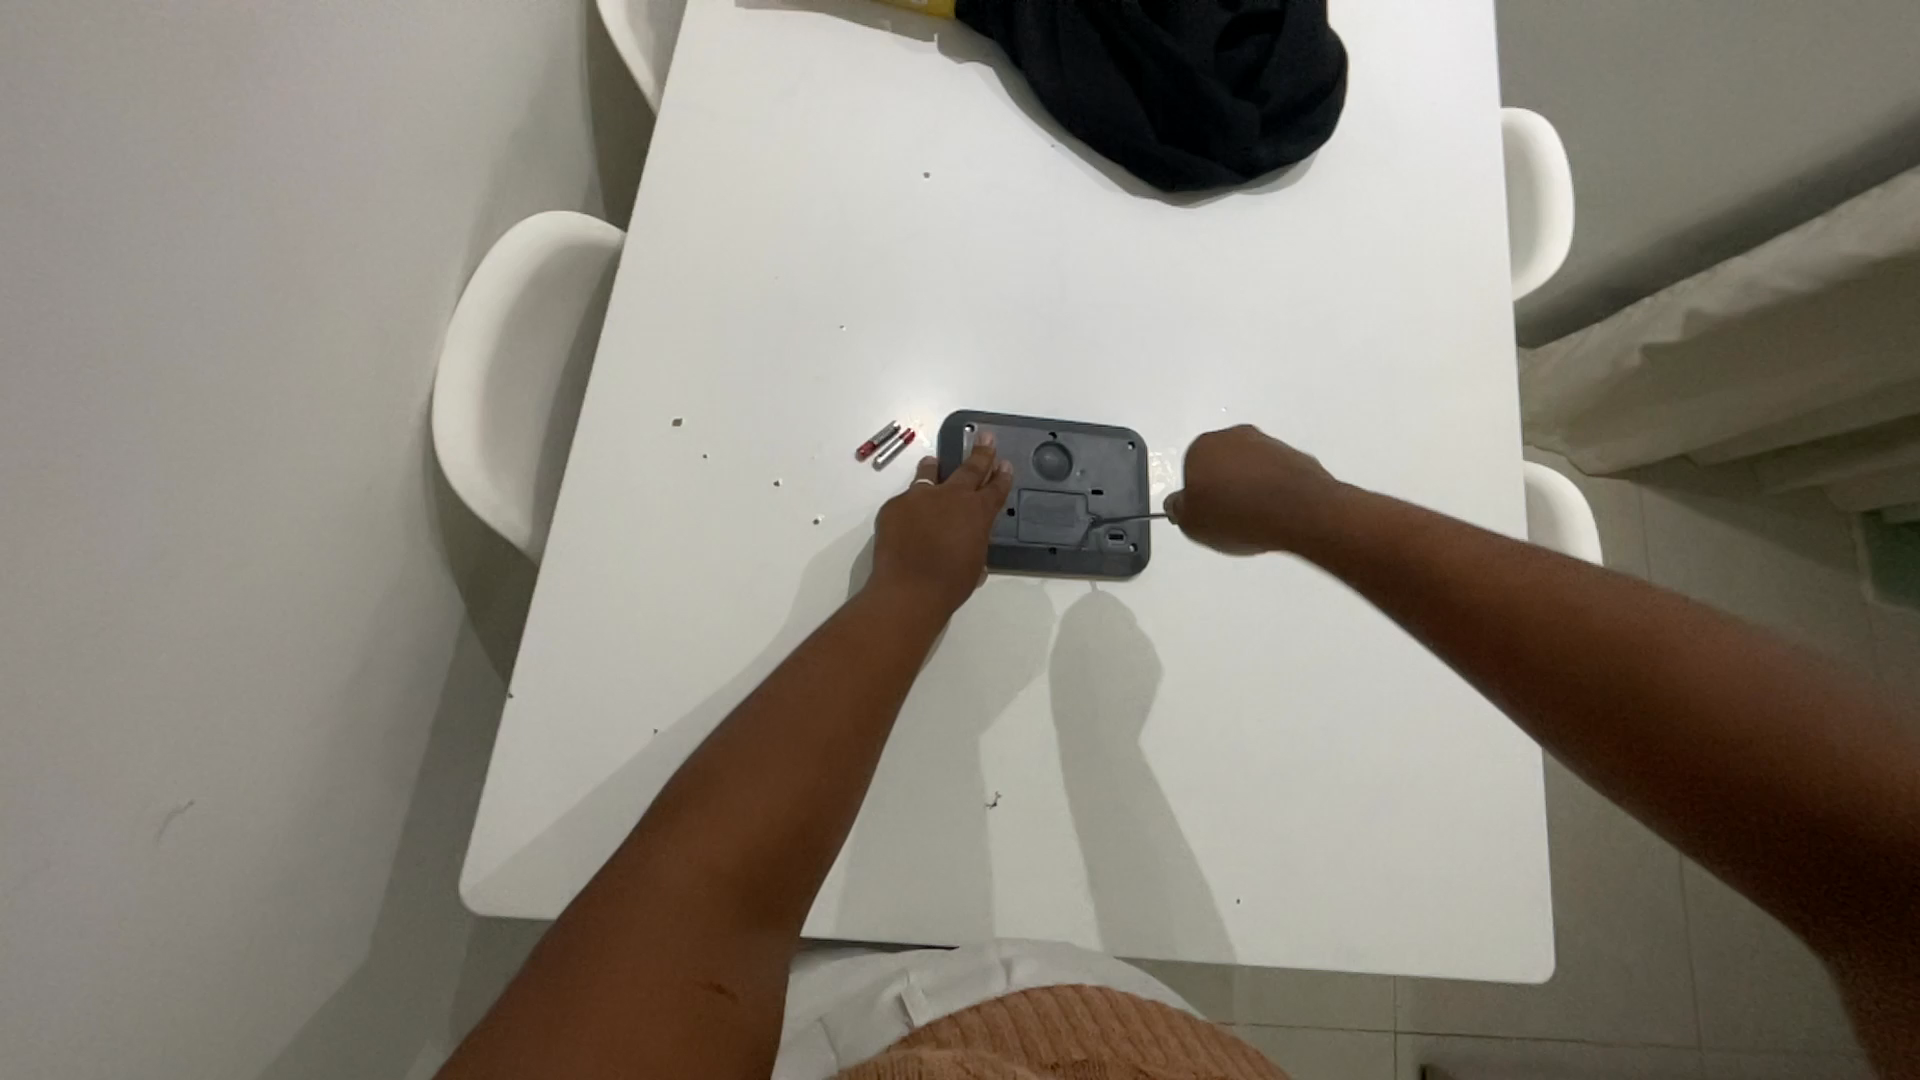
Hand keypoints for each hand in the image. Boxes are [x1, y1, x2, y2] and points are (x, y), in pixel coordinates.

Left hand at [869, 434, 1014, 614]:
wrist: (909, 589)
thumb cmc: (949, 584)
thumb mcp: (974, 565)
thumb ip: (974, 545)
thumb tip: (969, 545)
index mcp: (978, 512)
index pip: (995, 488)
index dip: (1002, 476)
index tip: (1005, 464)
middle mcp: (951, 497)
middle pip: (970, 469)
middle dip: (981, 453)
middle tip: (986, 438)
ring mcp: (920, 497)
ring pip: (930, 473)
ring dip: (935, 467)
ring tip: (934, 461)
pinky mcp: (895, 506)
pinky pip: (905, 500)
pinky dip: (910, 506)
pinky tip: (907, 517)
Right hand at [1164, 425, 1342, 554]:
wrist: (1298, 513)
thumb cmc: (1239, 514)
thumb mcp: (1191, 523)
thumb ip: (1180, 509)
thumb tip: (1180, 505)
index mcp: (1202, 447)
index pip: (1191, 469)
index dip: (1198, 494)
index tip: (1205, 512)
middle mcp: (1234, 437)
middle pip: (1221, 463)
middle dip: (1223, 485)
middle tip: (1226, 515)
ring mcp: (1268, 445)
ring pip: (1250, 467)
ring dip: (1250, 487)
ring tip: (1252, 519)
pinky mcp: (1296, 457)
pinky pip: (1276, 475)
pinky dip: (1274, 490)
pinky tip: (1274, 514)